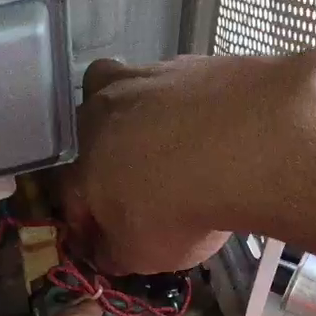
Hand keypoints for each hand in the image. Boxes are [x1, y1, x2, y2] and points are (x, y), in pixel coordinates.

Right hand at [59, 52, 315, 273]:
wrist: (245, 145)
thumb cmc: (175, 211)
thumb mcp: (140, 254)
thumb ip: (116, 252)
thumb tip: (108, 252)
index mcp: (81, 165)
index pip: (70, 198)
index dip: (85, 224)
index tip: (103, 241)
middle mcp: (101, 114)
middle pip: (91, 135)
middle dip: (106, 160)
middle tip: (134, 185)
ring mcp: (146, 78)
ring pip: (130, 97)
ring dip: (142, 123)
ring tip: (174, 151)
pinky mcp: (192, 60)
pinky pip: (178, 89)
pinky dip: (187, 109)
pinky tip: (211, 131)